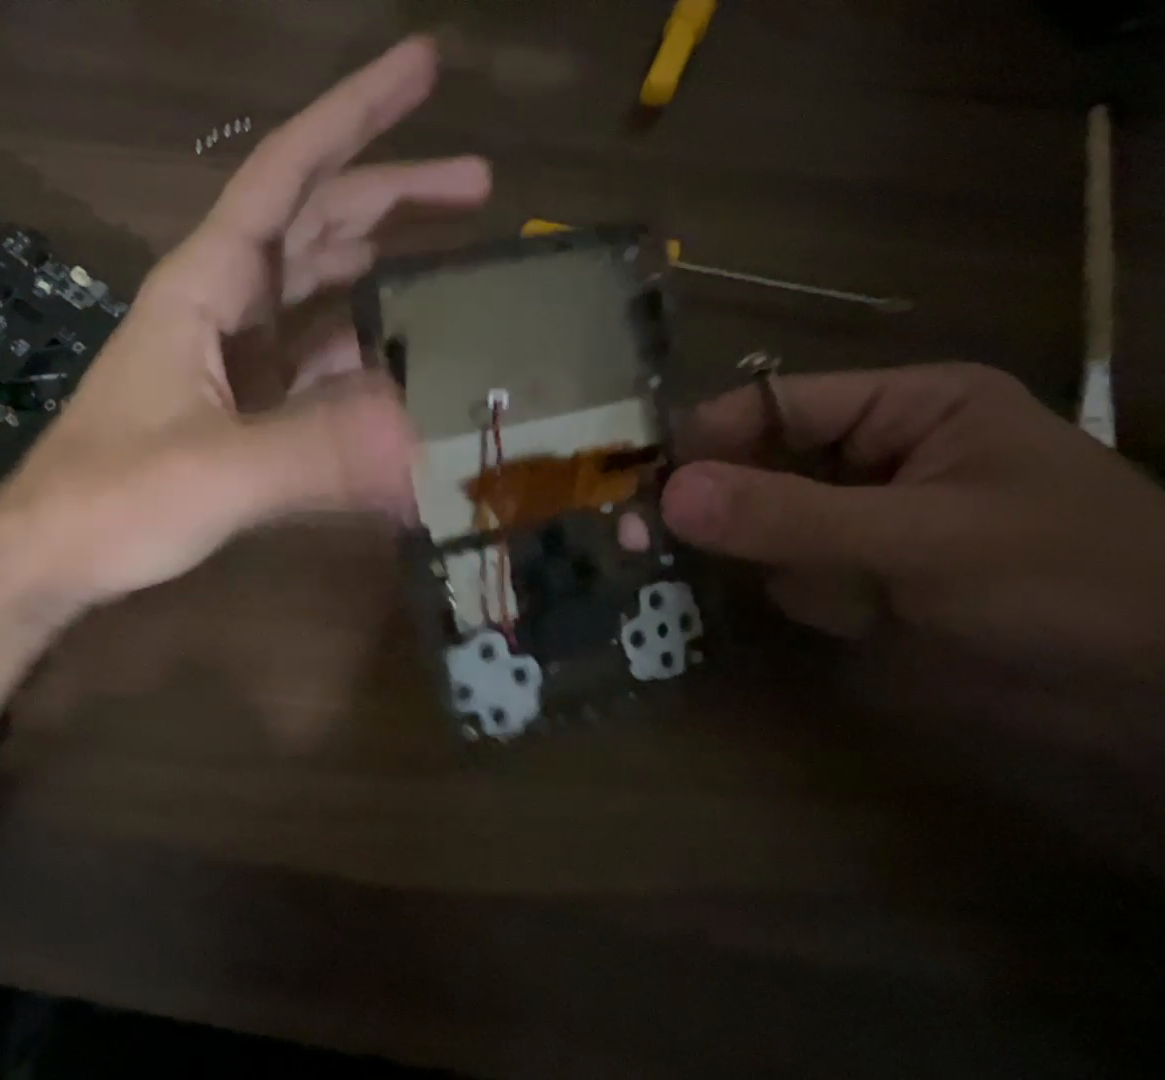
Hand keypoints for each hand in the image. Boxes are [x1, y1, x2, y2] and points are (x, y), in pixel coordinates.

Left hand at [0, 36, 490, 606]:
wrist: (49, 555)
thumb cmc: (110, 499)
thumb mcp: (216, 470)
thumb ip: (322, 451)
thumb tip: (432, 442)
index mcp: (203, 285)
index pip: (285, 173)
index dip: (354, 114)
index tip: (424, 65)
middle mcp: (216, 306)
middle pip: (311, 224)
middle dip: (391, 193)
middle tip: (480, 183)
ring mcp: (223, 359)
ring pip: (311, 292)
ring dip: (377, 269)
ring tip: (454, 266)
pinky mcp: (230, 408)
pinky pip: (305, 361)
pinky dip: (353, 355)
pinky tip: (396, 364)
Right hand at [661, 362, 1164, 680]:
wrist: (1163, 705)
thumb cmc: (1066, 586)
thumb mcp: (924, 540)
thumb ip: (789, 516)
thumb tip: (663, 496)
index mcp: (907, 411)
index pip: (775, 406)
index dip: (703, 438)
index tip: (628, 481)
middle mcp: (875, 459)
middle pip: (756, 465)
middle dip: (702, 501)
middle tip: (625, 536)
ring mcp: (862, 527)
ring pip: (758, 526)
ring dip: (720, 551)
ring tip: (659, 571)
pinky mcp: (858, 586)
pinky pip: (779, 576)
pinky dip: (752, 591)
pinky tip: (719, 606)